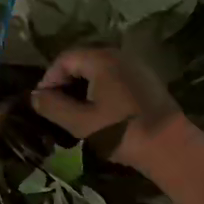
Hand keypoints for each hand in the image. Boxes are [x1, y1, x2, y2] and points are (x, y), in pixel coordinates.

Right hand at [29, 48, 188, 172]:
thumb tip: (34, 96)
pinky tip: (98, 112)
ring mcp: (137, 68)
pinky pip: (115, 78)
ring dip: (82, 87)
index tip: (41, 101)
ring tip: (74, 111)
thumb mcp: (79, 122)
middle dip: (65, 81)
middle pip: (83, 61)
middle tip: (55, 106)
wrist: (169, 147)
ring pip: (99, 70)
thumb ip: (52, 106)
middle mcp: (120, 56)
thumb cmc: (120, 132)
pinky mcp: (147, 82)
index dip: (48, 78)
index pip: (65, 58)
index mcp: (102, 60)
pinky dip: (100, 89)